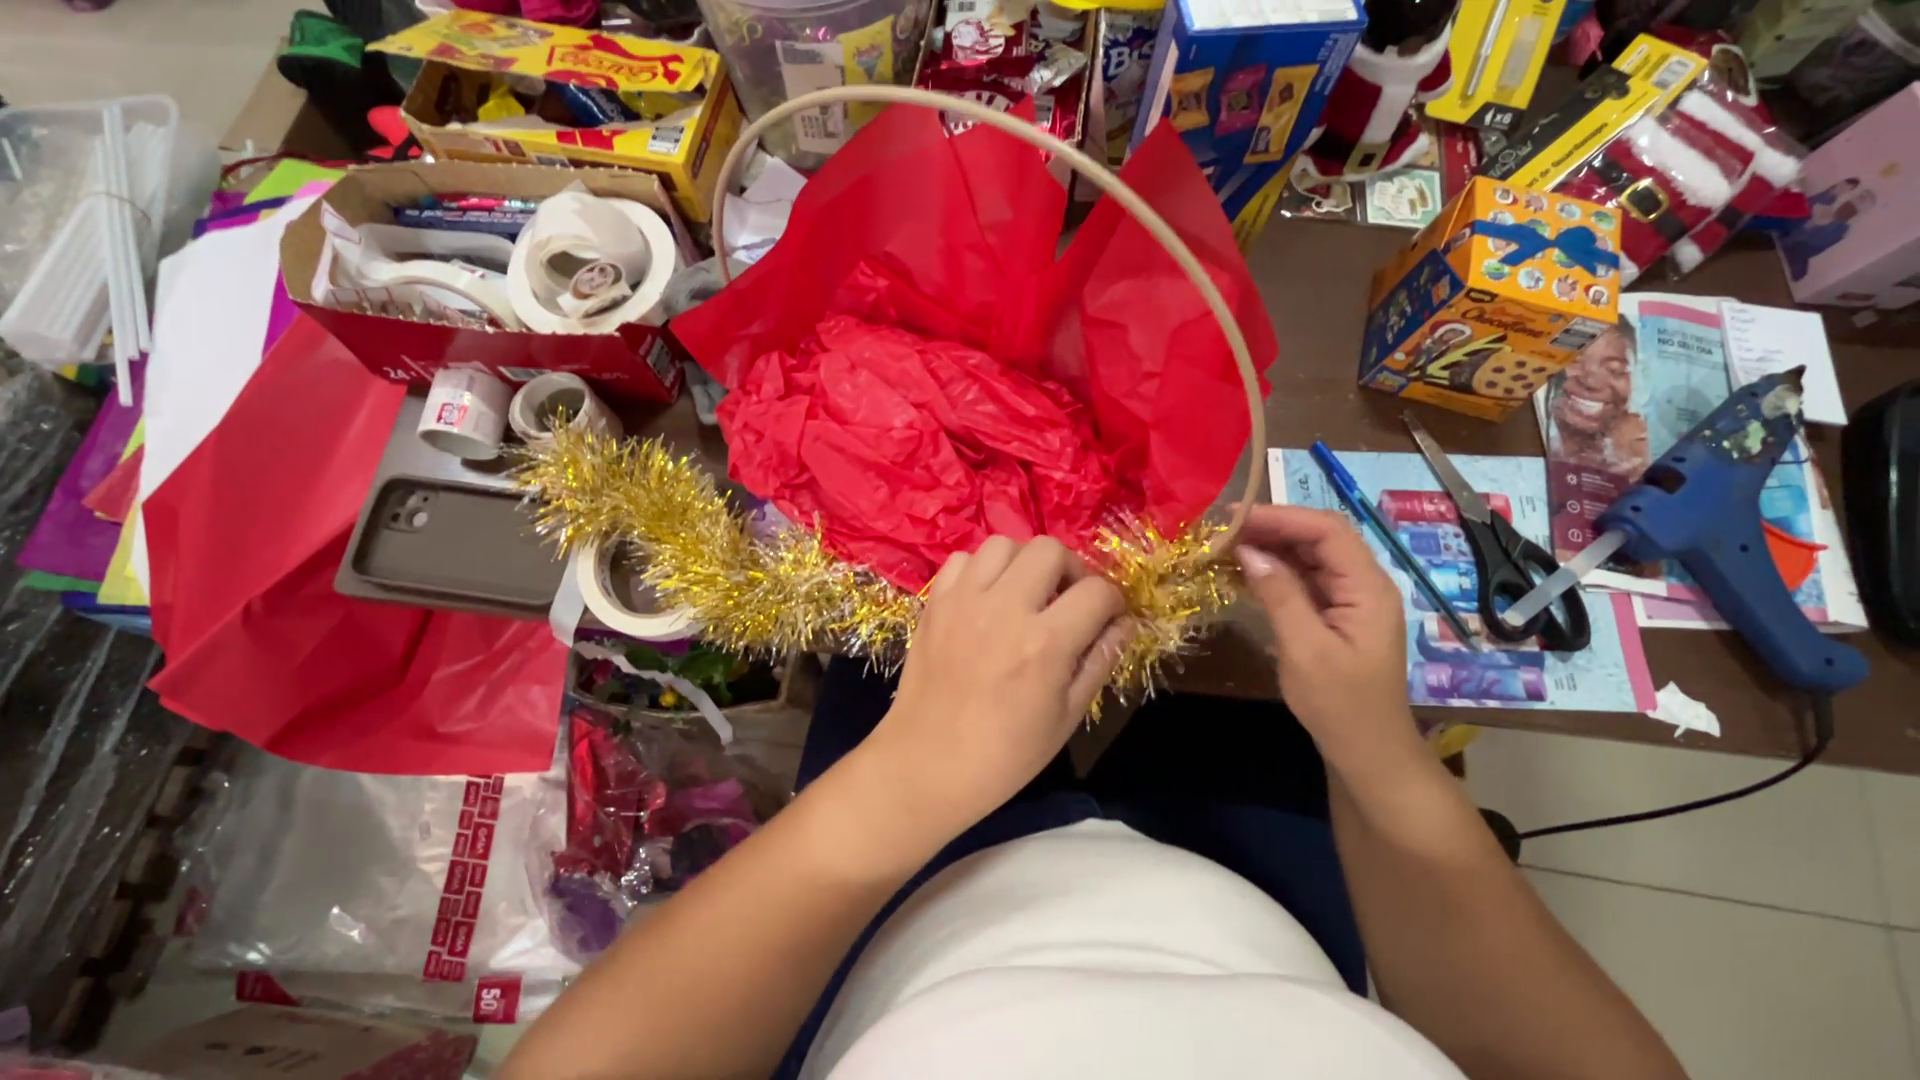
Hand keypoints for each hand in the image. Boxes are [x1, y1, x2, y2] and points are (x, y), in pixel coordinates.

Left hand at [855, 537, 1127, 843]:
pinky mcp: (934, 604)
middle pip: (1050, 550)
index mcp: (1044, 643)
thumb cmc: (1005, 754)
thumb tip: (1124, 624)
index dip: (1112, 603)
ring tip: (1026, 595)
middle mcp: (1004, 609)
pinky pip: (962, 560)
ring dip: (1024, 563)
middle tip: (1068, 600)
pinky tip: (987, 599)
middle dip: (1071, 570)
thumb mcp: (1066, 717)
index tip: (1107, 619)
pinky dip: (981, 570)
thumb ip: (1099, 661)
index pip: (1097, 592)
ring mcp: (963, 601)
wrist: (926, 765)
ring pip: (1004, 544)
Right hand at [1235, 505, 1424, 775]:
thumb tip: (1247, 550)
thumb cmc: (1340, 705)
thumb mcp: (1305, 650)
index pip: (1327, 531)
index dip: (1281, 517)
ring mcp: (1350, 599)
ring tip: (1226, 544)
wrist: (1368, 751)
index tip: (1234, 518)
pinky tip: (1243, 570)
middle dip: (1273, 526)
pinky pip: (1305, 578)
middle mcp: (1364, 584)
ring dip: (1271, 546)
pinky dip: (1275, 569)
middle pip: (1320, 537)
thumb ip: (1280, 595)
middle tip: (1222, 529)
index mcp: (1368, 588)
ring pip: (1310, 555)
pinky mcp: (1335, 614)